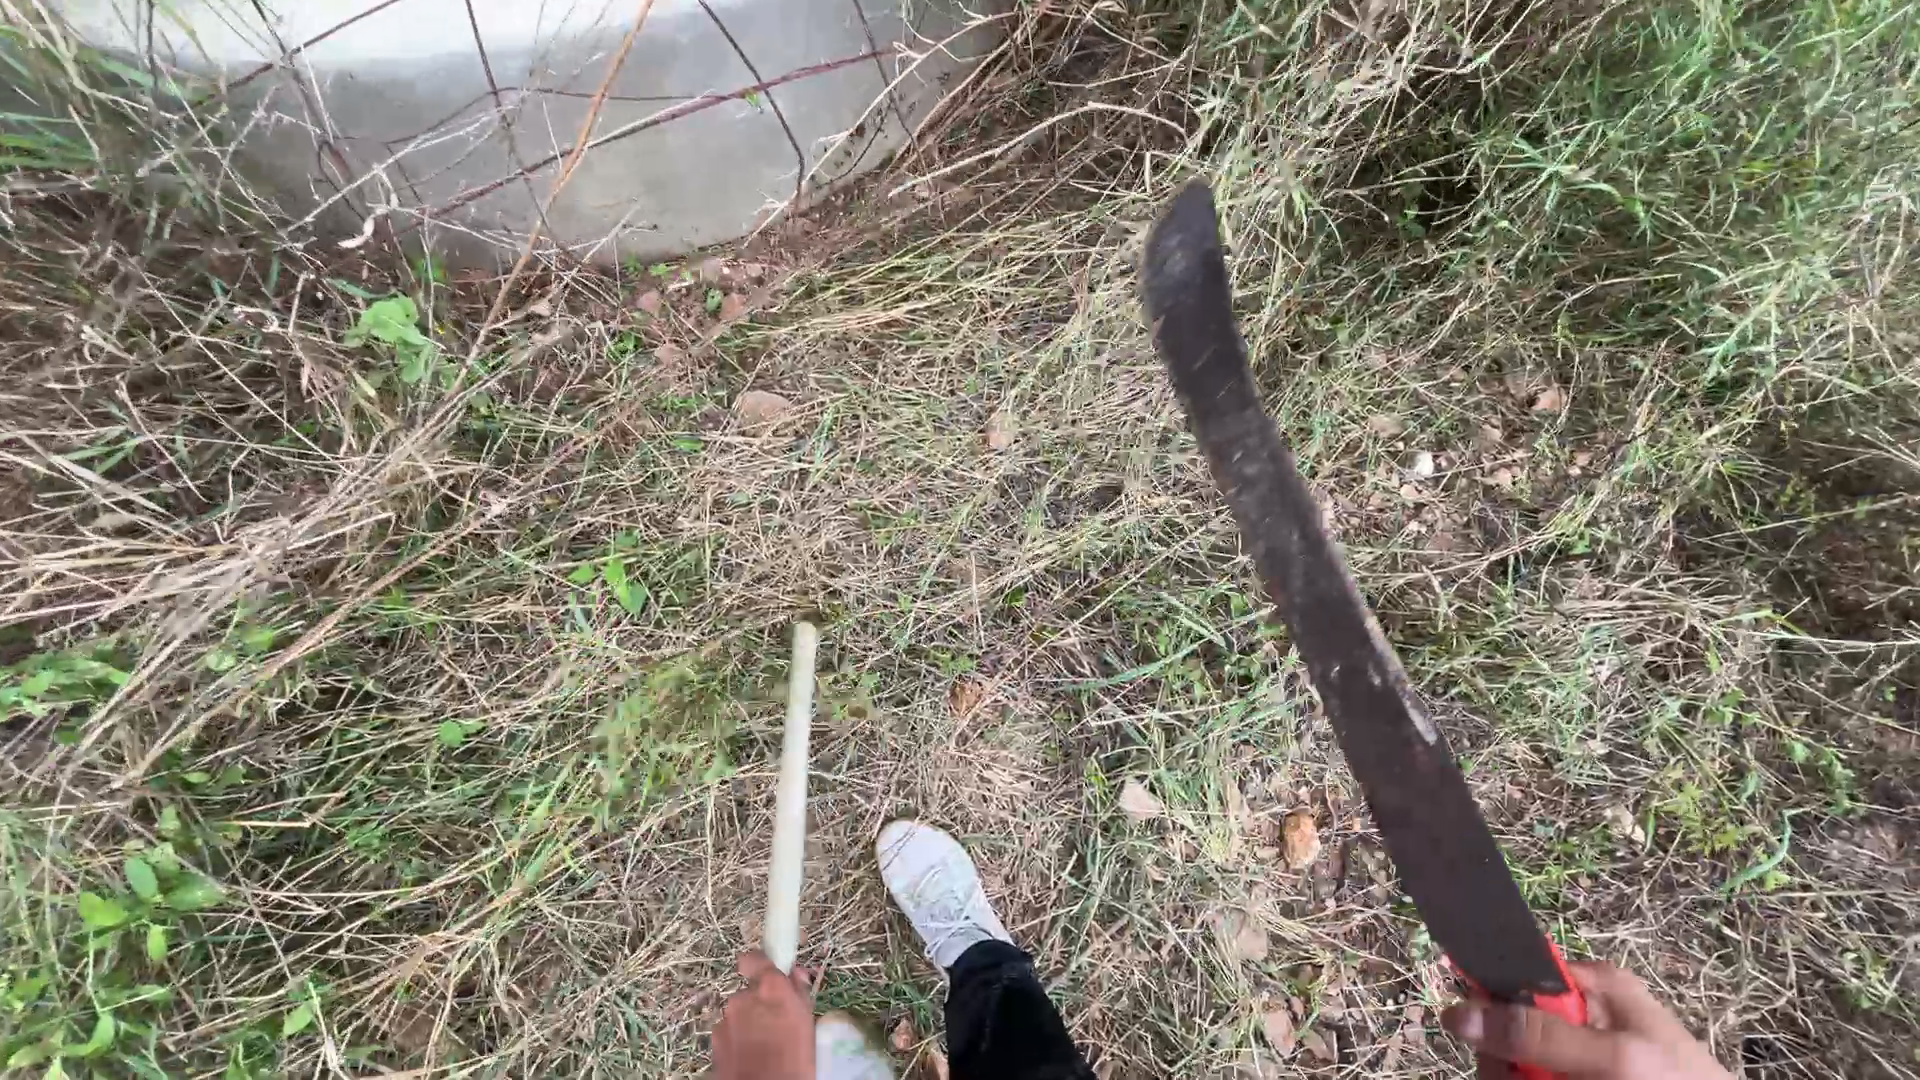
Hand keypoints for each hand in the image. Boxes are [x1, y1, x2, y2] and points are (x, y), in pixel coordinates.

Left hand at [712, 950, 815, 1079]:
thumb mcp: (806, 1022)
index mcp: (770, 988)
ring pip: (738, 1012)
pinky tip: (749, 1054)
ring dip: (747, 1021)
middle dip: (758, 1002)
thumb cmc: (794, 1060)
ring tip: (761, 1043)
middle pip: (749, 990)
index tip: (766, 972)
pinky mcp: (715, 1041)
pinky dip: (736, 1038)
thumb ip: (799, 992)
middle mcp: (744, 997)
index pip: (755, 958)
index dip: (759, 964)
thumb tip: (796, 974)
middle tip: (773, 1021)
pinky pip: (728, 1031)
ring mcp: (726, 1020)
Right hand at [1442, 960, 1733, 1079]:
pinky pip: (1529, 1075)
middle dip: (1502, 1054)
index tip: (1478, 1034)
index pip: (1514, 970)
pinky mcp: (1579, 1076)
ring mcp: (1582, 1054)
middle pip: (1508, 1020)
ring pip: (1514, 1056)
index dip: (1488, 1000)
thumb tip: (1454, 1013)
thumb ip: (1540, 1034)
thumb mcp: (1617, 1060)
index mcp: (1594, 985)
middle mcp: (1582, 1013)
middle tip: (1511, 1079)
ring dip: (1508, 1074)